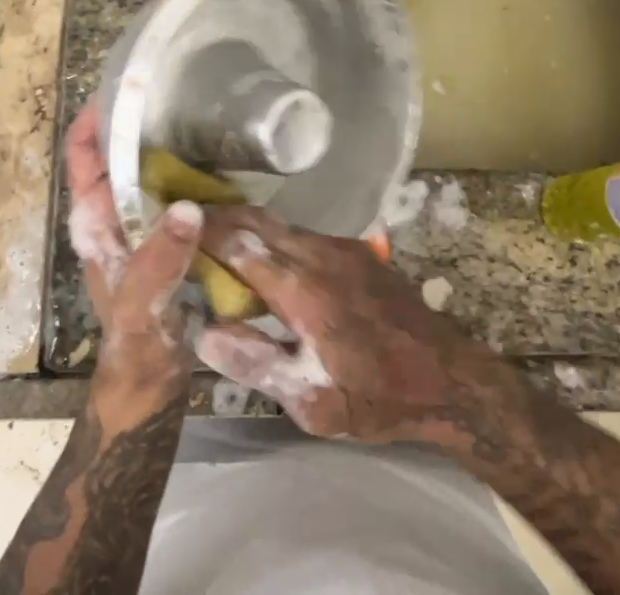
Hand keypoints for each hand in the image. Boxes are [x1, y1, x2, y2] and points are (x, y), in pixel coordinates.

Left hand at [64, 102, 203, 411]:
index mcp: (95, 226)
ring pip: (149, 179)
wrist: (152, 385)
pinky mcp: (169, 246)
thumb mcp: (143, 303)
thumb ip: (159, 259)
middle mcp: (114, 221)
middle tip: (179, 95)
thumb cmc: (136, 346)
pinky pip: (177, 201)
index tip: (123, 89)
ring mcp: (142, 233)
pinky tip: (224, 170)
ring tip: (205, 120)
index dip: (92, 123)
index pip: (81, 161)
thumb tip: (187, 207)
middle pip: (117, 161)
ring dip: (168, 152)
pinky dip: (193, 181)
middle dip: (138, 128)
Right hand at [191, 205, 503, 441]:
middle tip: (182, 222)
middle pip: (258, 221)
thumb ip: (256, 364)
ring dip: (246, 227)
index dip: (202, 230)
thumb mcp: (313, 401)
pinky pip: (303, 235)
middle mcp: (320, 255)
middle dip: (218, 218)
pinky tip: (262, 258)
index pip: (239, 244)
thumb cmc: (377, 396)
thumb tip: (203, 332)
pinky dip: (273, 238)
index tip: (169, 220)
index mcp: (304, 288)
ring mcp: (343, 249)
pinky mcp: (359, 253)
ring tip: (212, 239)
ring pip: (281, 225)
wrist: (450, 379)